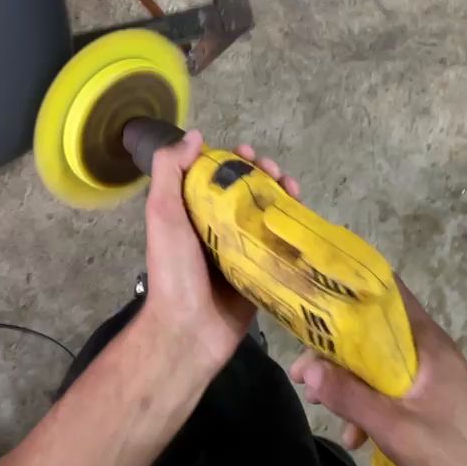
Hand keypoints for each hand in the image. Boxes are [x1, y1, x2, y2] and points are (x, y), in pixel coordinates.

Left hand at [139, 130, 300, 373]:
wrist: (188, 330)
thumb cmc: (173, 268)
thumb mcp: (162, 212)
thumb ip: (170, 170)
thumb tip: (195, 135)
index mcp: (193, 212)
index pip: (217, 176)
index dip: (234, 160)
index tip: (248, 153)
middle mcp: (218, 227)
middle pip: (247, 192)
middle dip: (264, 175)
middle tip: (274, 171)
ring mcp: (242, 251)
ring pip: (268, 215)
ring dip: (283, 196)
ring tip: (292, 188)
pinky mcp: (263, 273)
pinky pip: (282, 246)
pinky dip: (294, 229)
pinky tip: (304, 217)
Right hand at [290, 281, 466, 465]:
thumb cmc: (459, 462)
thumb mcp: (398, 431)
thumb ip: (352, 398)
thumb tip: (309, 370)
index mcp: (429, 344)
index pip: (389, 295)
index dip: (350, 289)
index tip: (312, 298)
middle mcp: (431, 354)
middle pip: (375, 336)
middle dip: (335, 351)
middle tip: (303, 371)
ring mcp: (434, 383)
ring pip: (380, 367)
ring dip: (348, 382)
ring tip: (316, 402)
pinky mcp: (434, 409)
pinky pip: (392, 394)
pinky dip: (368, 407)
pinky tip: (354, 435)